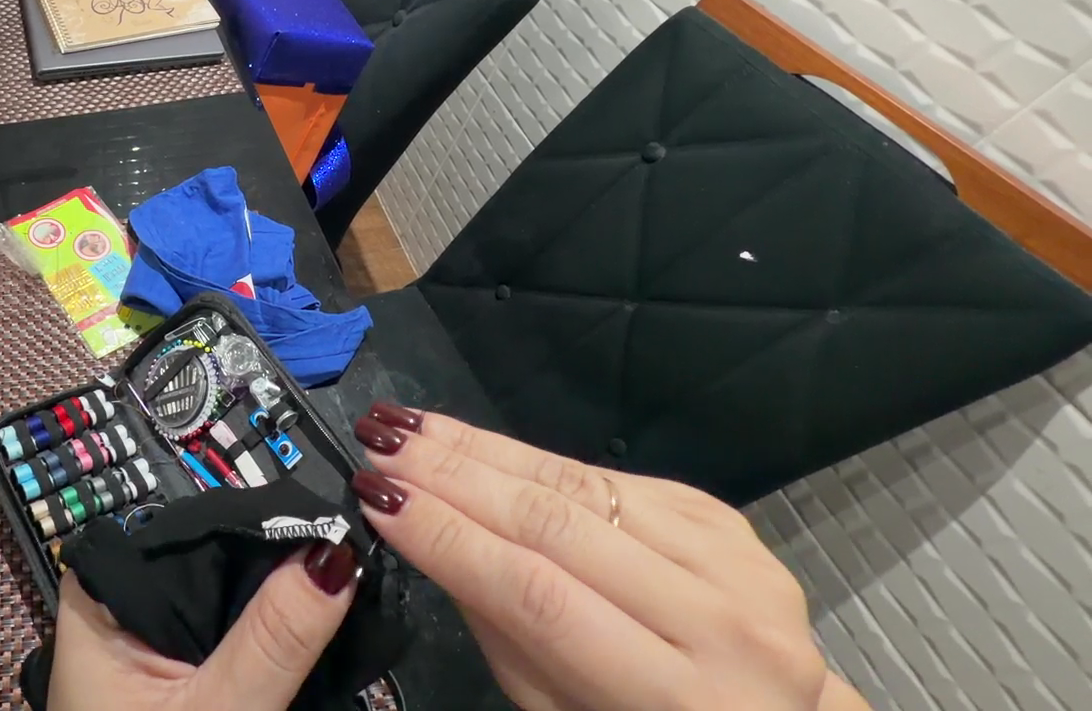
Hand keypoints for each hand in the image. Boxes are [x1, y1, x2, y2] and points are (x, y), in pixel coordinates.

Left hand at [46, 542, 358, 710]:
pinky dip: (262, 627)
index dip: (263, 525)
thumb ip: (271, 640)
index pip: (191, 525)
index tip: (335, 531)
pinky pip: (222, 621)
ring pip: (223, 587)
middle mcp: (118, 592)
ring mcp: (143, 626)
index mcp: (103, 586)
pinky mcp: (167, 657)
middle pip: (209, 553)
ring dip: (277, 596)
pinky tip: (308, 621)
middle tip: (354, 563)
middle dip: (276, 563)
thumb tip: (337, 552)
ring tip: (345, 583)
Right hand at [349, 405, 870, 710]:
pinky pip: (595, 471)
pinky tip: (461, 435)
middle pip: (554, 524)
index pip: (537, 595)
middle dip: (450, 476)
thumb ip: (496, 620)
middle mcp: (723, 623)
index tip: (374, 494)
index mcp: (681, 700)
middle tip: (378, 442)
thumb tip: (420, 522)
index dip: (448, 538)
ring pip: (570, 482)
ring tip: (405, 424)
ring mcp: (731, 556)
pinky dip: (518, 451)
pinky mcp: (716, 510)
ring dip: (473, 448)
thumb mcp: (555, 708)